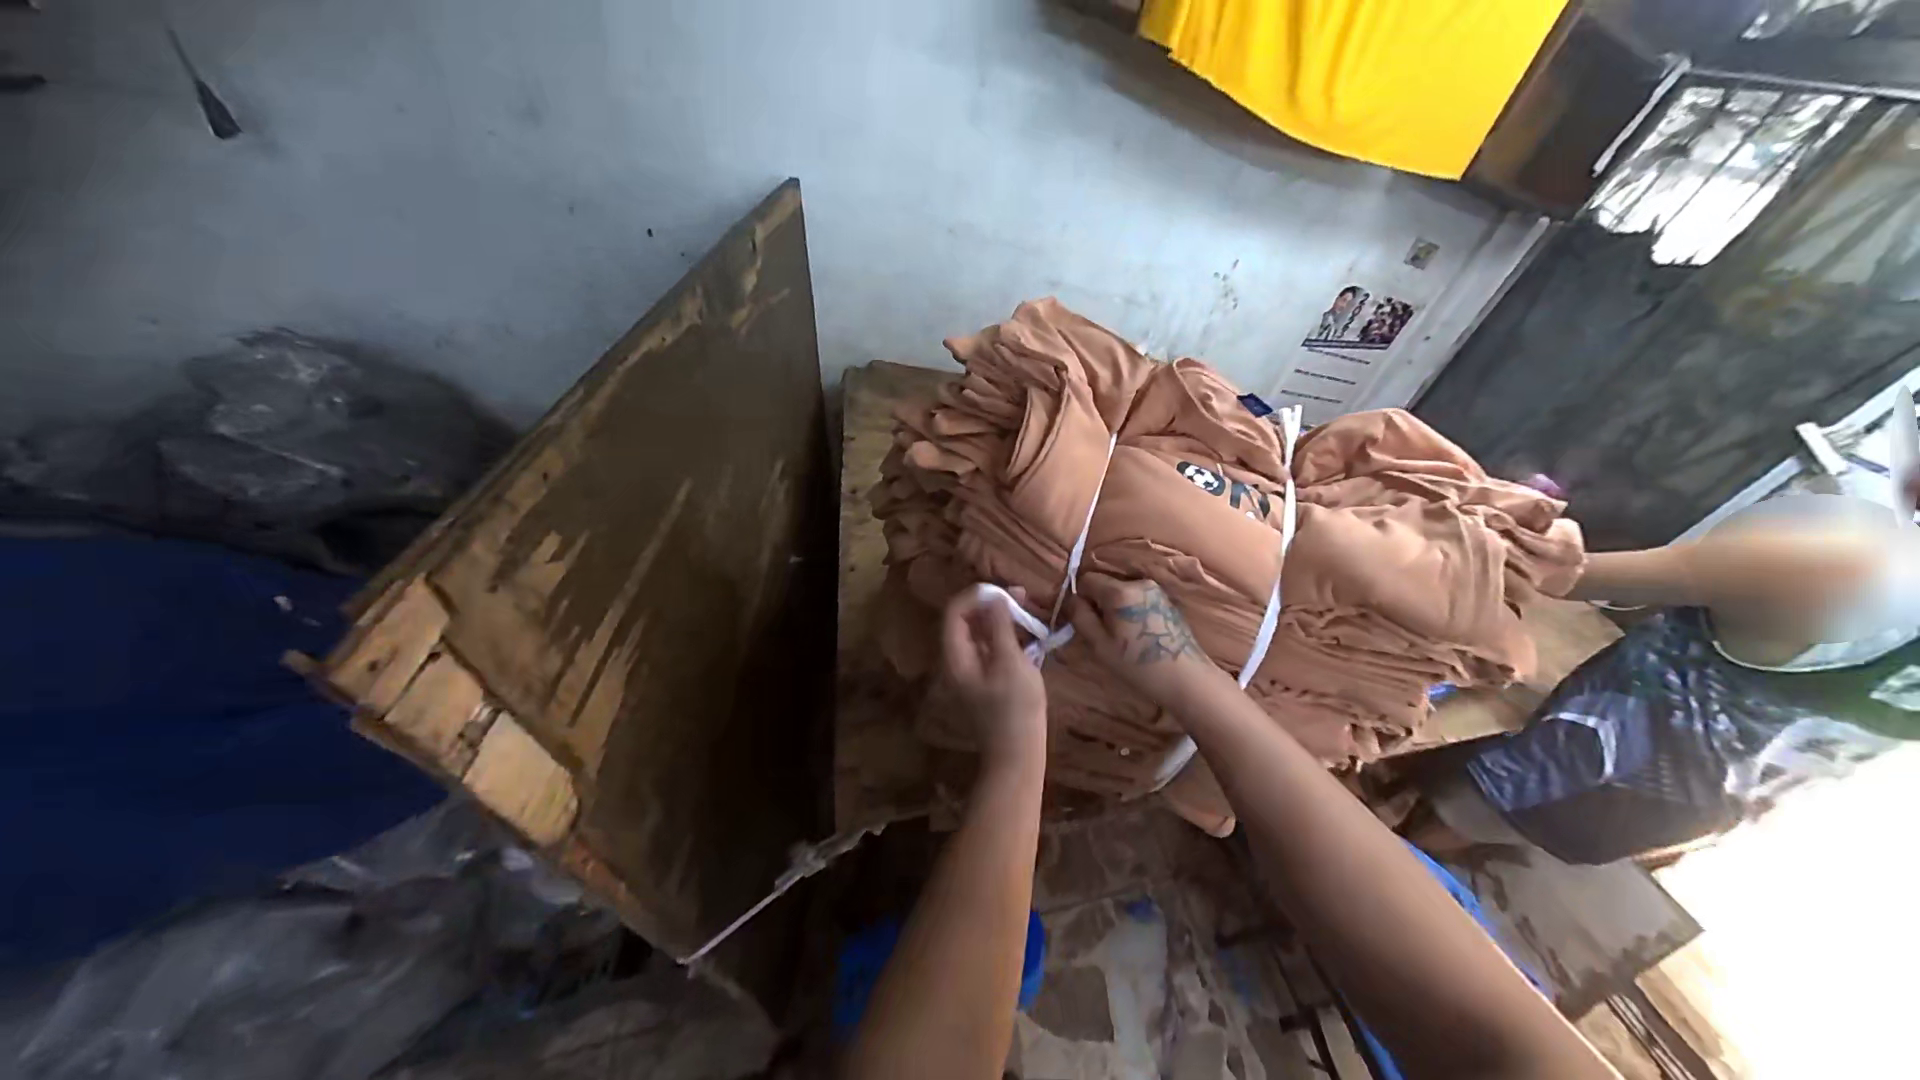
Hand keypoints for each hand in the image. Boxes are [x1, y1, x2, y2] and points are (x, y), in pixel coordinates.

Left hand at [942, 586, 1047, 772]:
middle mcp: (956, 659)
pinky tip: (1026, 634)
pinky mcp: (984, 678)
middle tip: (1021, 597)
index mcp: (955, 655)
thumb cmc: (1015, 707)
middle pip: (965, 619)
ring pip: (979, 632)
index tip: (1006, 592)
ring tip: (1027, 612)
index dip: (978, 595)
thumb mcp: (1010, 661)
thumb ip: (1000, 626)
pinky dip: (1004, 635)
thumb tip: (995, 596)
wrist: (1018, 754)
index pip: (955, 611)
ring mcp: (970, 670)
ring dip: (1000, 618)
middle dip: (991, 604)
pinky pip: (989, 647)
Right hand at [1069, 573, 1222, 707]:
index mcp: (1119, 591)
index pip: (1087, 578)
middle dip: (1097, 601)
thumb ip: (1080, 617)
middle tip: (1099, 630)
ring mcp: (1155, 590)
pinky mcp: (1165, 600)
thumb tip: (1072, 599)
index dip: (1079, 596)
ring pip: (1121, 590)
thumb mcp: (1100, 645)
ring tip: (1119, 633)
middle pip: (1105, 582)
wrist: (1186, 678)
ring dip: (1113, 605)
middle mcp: (1138, 582)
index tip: (1081, 618)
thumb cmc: (1137, 664)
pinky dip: (1129, 608)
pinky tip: (1135, 632)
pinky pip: (1136, 596)